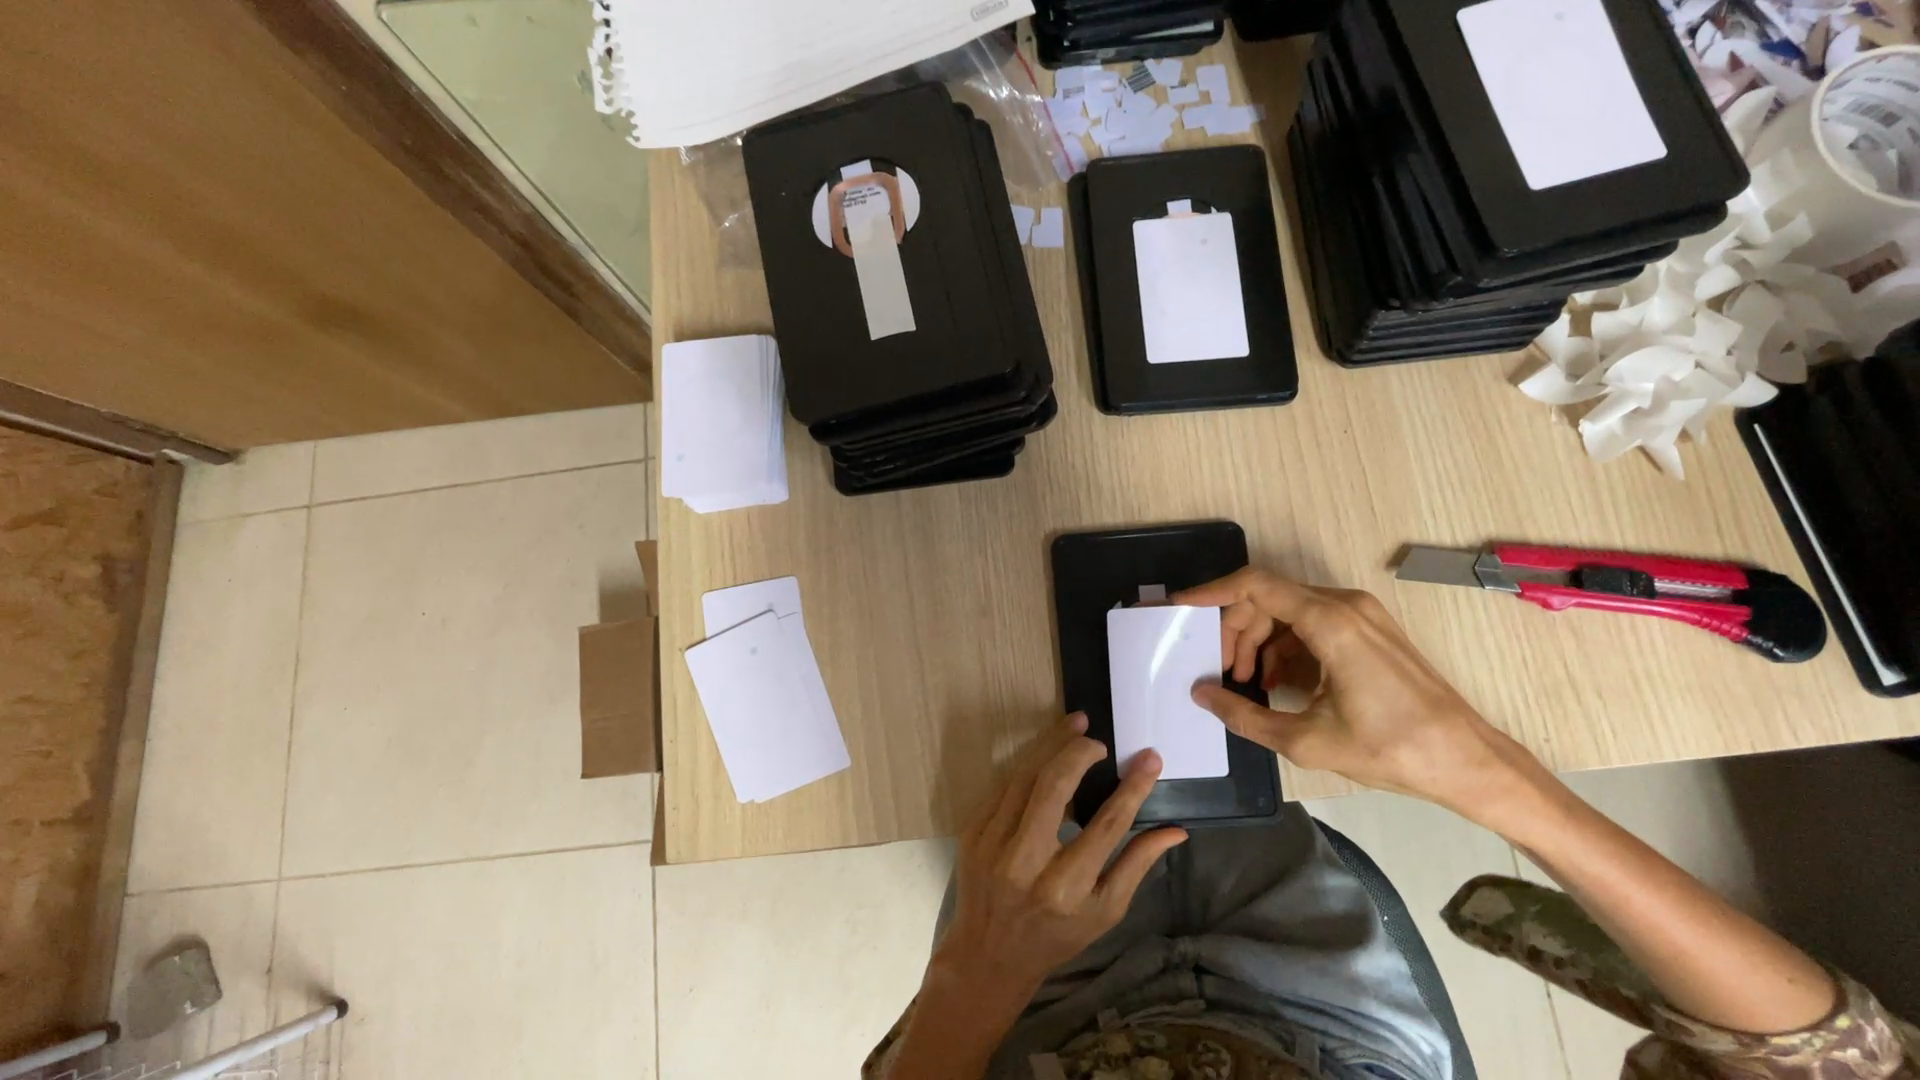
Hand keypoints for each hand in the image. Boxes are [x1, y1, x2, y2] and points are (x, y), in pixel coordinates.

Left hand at [932, 714, 1187, 996]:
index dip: (1132, 788)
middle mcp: (1025, 863)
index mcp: (1066, 888)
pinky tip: (1046, 755)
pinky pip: (1003, 787)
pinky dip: (1027, 767)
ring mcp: (992, 845)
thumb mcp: (1105, 911)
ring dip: (1051, 745)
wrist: (989, 955)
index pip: (1106, 824)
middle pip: (1054, 787)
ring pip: (1024, 777)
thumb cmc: (1057, 936)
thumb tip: (1176, 830)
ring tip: (1075, 726)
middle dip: (1079, 753)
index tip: (1149, 759)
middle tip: (1099, 741)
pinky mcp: (972, 833)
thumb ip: (1137, 865)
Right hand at [1172, 568, 1541, 817]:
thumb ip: (1243, 714)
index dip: (1210, 593)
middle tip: (1218, 670)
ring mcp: (1361, 615)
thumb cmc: (1389, 748)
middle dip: (1233, 629)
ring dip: (1257, 639)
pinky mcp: (1368, 630)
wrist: (1465, 759)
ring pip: (1287, 610)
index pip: (1255, 585)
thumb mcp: (1305, 739)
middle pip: (1267, 597)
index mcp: (1329, 621)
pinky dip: (1284, 645)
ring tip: (1245, 682)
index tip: (1178, 609)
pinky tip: (1276, 683)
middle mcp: (1345, 605)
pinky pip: (1310, 623)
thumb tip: (1201, 694)